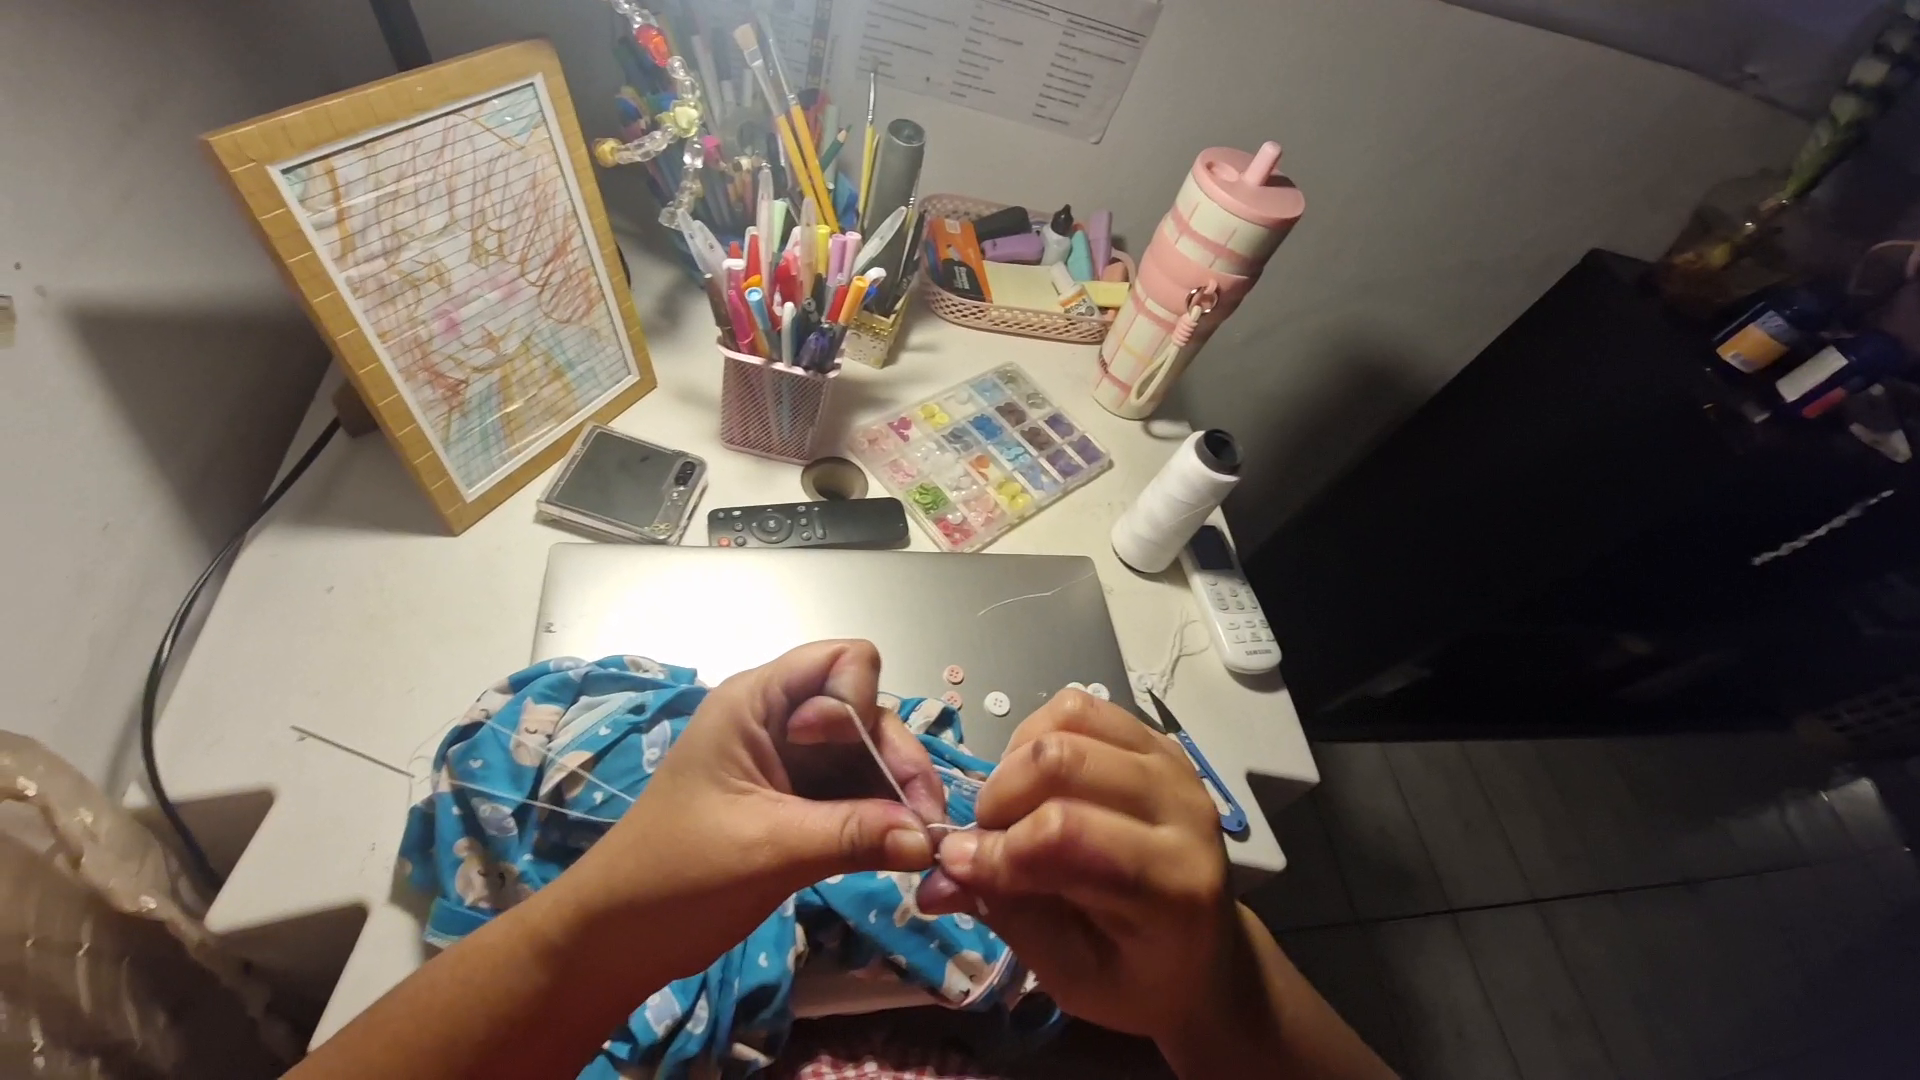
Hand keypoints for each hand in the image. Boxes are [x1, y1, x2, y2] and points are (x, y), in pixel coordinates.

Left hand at [559, 640, 945, 980]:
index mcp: (758, 701)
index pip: (841, 661)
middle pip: (867, 712)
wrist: (617, 941)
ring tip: (920, 846)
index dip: (859, 701)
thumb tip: (929, 838)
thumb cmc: (674, 876)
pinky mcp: (803, 801)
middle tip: (925, 826)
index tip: (852, 760)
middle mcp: (783, 720)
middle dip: (898, 761)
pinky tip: (902, 849)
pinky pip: (858, 792)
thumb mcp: (766, 848)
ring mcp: (795, 762)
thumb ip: (852, 835)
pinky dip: (884, 817)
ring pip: (870, 755)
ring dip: (898, 794)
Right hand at [916, 689, 1240, 1043]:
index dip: (997, 849)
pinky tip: (1035, 777)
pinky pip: (1083, 707)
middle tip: (987, 836)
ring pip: (1070, 719)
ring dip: (1017, 759)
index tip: (956, 866)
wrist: (1206, 953)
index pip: (1065, 835)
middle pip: (1063, 761)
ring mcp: (1173, 764)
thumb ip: (1005, 913)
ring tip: (1012, 804)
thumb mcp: (1069, 973)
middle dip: (1001, 796)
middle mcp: (1181, 809)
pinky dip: (1039, 733)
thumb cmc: (1136, 976)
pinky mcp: (1157, 740)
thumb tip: (934, 878)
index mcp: (1171, 884)